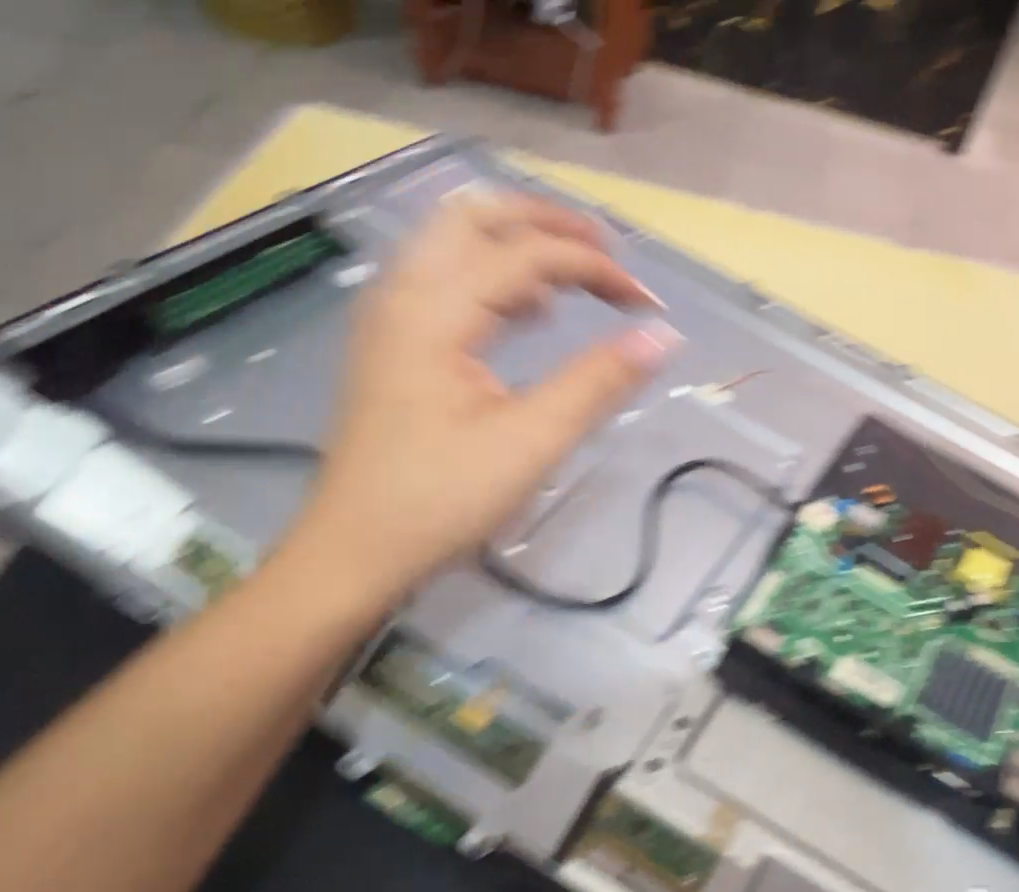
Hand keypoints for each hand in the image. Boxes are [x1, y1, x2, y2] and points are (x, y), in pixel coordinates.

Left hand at [284, 193, 680, 606]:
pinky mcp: (392, 342)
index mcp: (435, 311)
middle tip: (607, 251)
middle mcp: (404, 293)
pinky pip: (445, 278)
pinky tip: (531, 315)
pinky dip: (494, 276)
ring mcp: (391, 316)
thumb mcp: (532, 443)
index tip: (649, 305)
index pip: (528, 255)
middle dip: (549, 221)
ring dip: (519, 243)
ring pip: (455, 241)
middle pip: (476, 215)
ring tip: (577, 278)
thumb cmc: (442, 500)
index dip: (597, 268)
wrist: (354, 550)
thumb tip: (663, 337)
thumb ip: (598, 382)